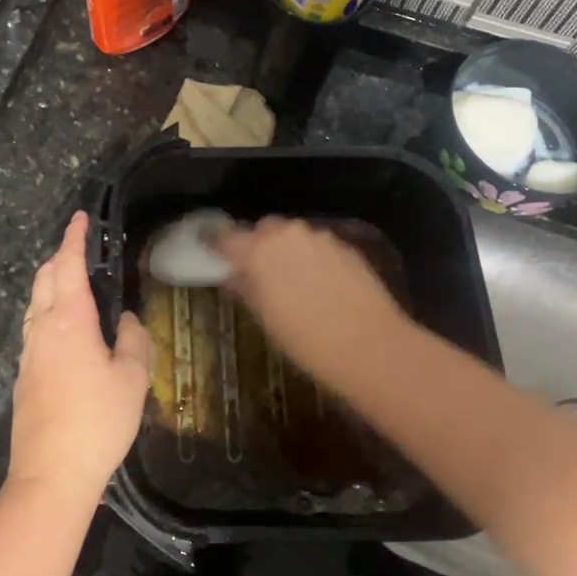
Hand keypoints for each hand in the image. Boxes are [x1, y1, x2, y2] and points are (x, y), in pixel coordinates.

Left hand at [8, 212, 151, 501]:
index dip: (75, 238)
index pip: (68, 265)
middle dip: (61, 257)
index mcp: (69, 320)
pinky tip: (65, 329)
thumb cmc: (97, 422)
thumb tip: (125, 321)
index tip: (81, 219)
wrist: (50, 473)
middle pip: (44, 278)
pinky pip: (34, 328)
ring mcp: (29, 353)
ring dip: (51, 284)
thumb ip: (133, 342)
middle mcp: (42, 328)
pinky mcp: (25, 376)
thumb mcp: (132, 380)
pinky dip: (48, 311)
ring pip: (35, 303)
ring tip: (74, 285)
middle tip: (83, 251)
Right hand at [218, 217, 412, 385]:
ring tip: (291, 279)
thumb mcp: (265, 319)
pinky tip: (319, 284)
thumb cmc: (306, 340)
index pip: (226, 237)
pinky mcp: (346, 246)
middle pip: (264, 229)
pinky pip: (318, 246)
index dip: (214, 241)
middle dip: (257, 245)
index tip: (207, 245)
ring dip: (287, 250)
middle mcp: (287, 234)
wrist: (369, 346)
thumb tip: (234, 275)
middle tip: (256, 270)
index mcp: (258, 250)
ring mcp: (320, 237)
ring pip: (294, 236)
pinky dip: (312, 258)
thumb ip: (246, 289)